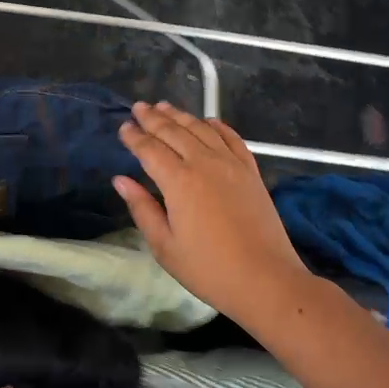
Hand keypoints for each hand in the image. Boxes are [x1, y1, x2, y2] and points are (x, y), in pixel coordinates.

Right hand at [114, 101, 306, 324]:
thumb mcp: (165, 247)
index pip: (150, 149)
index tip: (123, 127)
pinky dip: (217, 126)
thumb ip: (142, 209)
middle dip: (153, 118)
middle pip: (173, 131)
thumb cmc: (210, 269)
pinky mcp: (251, 171)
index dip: (134, 137)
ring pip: (200, 129)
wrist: (267, 280)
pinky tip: (208, 121)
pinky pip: (232, 138)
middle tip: (139, 107)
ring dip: (180, 116)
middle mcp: (203, 163)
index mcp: (178, 181)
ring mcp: (230, 164)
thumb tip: (121, 180)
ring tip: (164, 106)